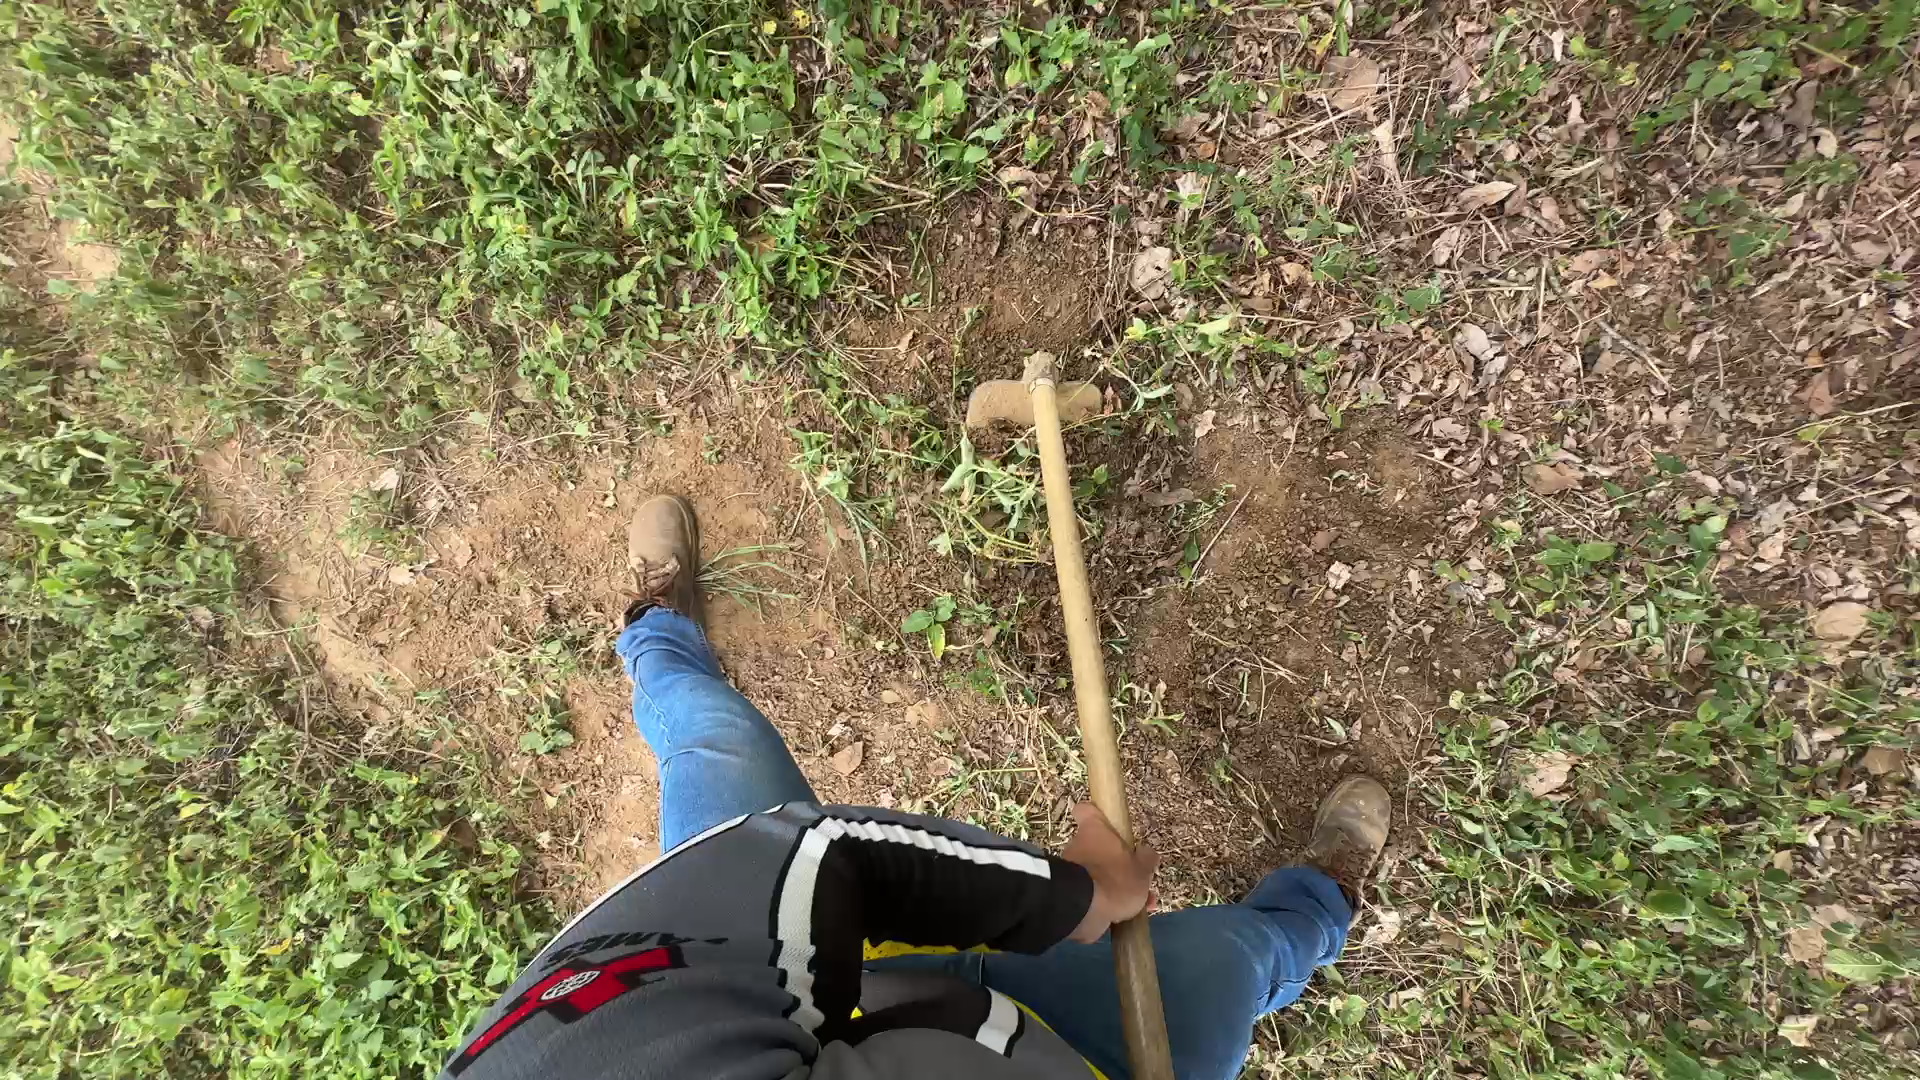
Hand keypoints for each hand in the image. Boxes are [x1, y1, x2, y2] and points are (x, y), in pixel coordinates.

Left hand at [1060, 802, 1159, 943]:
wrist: (1083, 910)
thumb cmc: (1114, 879)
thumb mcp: (1142, 870)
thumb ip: (1147, 859)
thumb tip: (1147, 852)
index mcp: (1094, 830)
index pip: (1086, 810)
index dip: (1097, 814)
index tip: (1109, 824)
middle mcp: (1079, 844)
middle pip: (1100, 847)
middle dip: (1120, 865)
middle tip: (1140, 882)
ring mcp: (1072, 868)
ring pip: (1099, 872)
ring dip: (1117, 886)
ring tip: (1141, 905)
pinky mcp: (1070, 890)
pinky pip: (1093, 892)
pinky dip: (1107, 901)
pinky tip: (1127, 917)